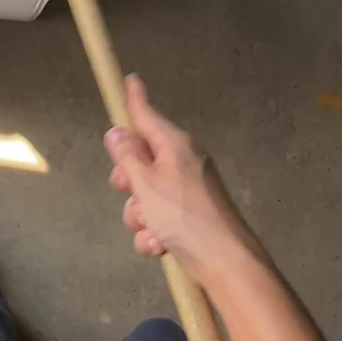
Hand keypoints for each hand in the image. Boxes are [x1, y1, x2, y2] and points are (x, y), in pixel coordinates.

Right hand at [105, 75, 261, 281]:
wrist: (225, 262)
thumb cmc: (184, 215)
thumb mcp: (146, 182)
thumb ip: (127, 156)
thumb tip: (117, 131)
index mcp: (174, 145)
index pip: (148, 115)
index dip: (136, 98)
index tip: (131, 78)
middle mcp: (182, 162)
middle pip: (140, 159)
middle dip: (127, 180)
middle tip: (126, 188)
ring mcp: (186, 191)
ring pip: (144, 195)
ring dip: (140, 214)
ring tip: (151, 228)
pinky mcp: (188, 219)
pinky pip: (157, 219)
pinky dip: (153, 233)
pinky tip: (159, 245)